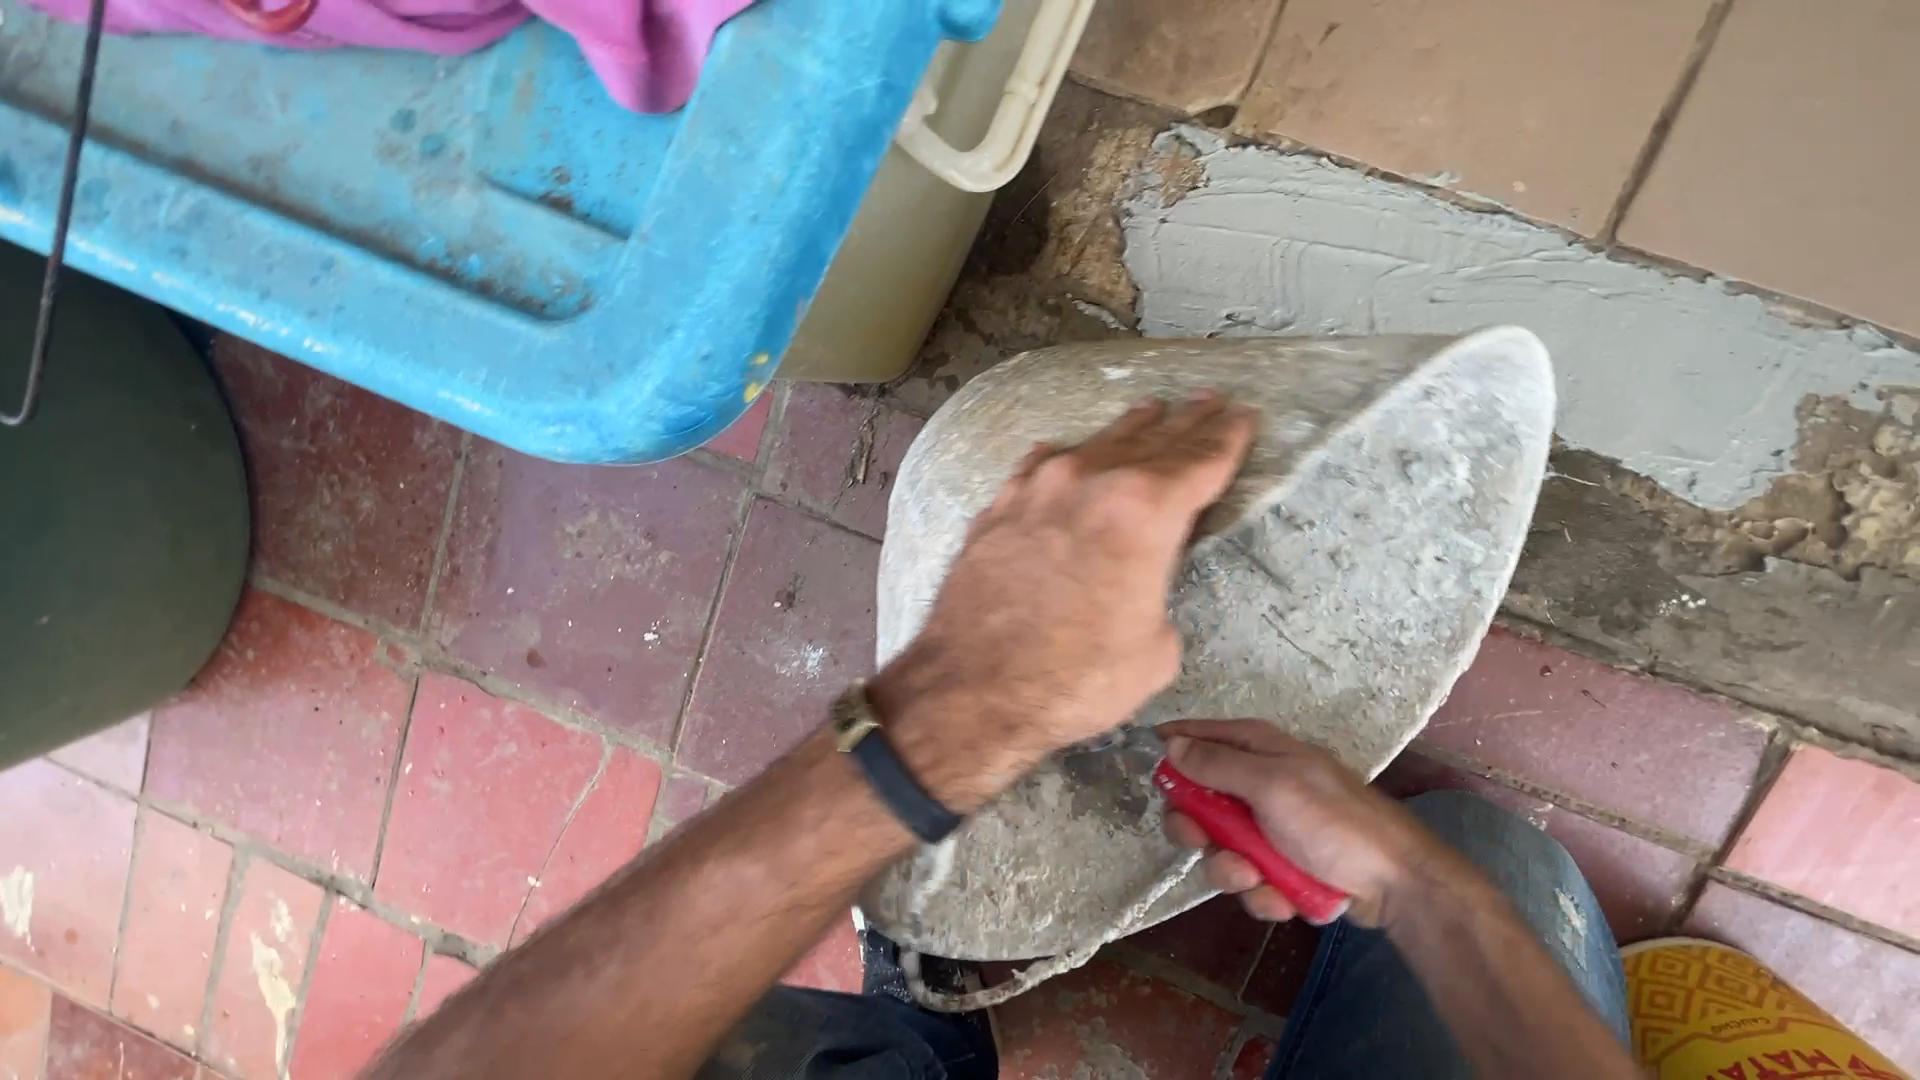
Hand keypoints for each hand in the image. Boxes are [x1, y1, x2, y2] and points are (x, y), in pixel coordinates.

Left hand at [871, 393, 1256, 812]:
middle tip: (1207, 400)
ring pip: (1093, 446)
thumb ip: (1156, 599)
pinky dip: (1056, 459)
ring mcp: (1036, 491)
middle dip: (1184, 423)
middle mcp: (1090, 484)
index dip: (1227, 437)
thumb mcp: (1153, 650)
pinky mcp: (997, 510)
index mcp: (1143, 512)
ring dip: (1125, 431)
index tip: (1243, 414)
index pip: (1199, 462)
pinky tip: (1057, 451)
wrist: (971, 688)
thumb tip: (1137, 590)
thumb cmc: (1075, 679)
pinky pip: (1035, 470)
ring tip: (1147, 411)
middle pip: (1150, 442)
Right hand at [1159, 719, 1454, 926]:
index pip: (1197, 736)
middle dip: (1195, 828)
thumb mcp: (1271, 785)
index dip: (1170, 750)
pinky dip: (1261, 892)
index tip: (1150, 774)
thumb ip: (1217, 765)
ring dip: (1231, 869)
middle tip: (1200, 840)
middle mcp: (1256, 782)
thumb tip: (1170, 744)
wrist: (1397, 885)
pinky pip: (1247, 879)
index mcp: (1257, 748)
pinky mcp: (1279, 866)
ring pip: (1218, 847)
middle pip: (1196, 799)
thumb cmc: (1334, 821)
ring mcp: (1268, 827)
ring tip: (1257, 877)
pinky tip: (1282, 897)